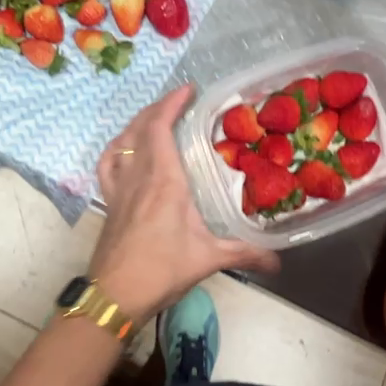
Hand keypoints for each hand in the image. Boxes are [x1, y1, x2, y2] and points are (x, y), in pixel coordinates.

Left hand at [89, 86, 281, 316]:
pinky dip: (116, 147)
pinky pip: (107, 163)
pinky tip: (124, 147)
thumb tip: (278, 261)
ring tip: (156, 117)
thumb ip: (245, 253)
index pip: (161, 127)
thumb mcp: (208, 259)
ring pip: (123, 140)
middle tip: (180, 100)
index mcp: (165, 180)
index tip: (188, 90)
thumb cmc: (162, 271)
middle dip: (159, 107)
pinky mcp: (109, 200)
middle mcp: (139, 175)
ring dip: (138, 122)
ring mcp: (119, 186)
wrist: (115, 295)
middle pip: (141, 127)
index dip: (171, 103)